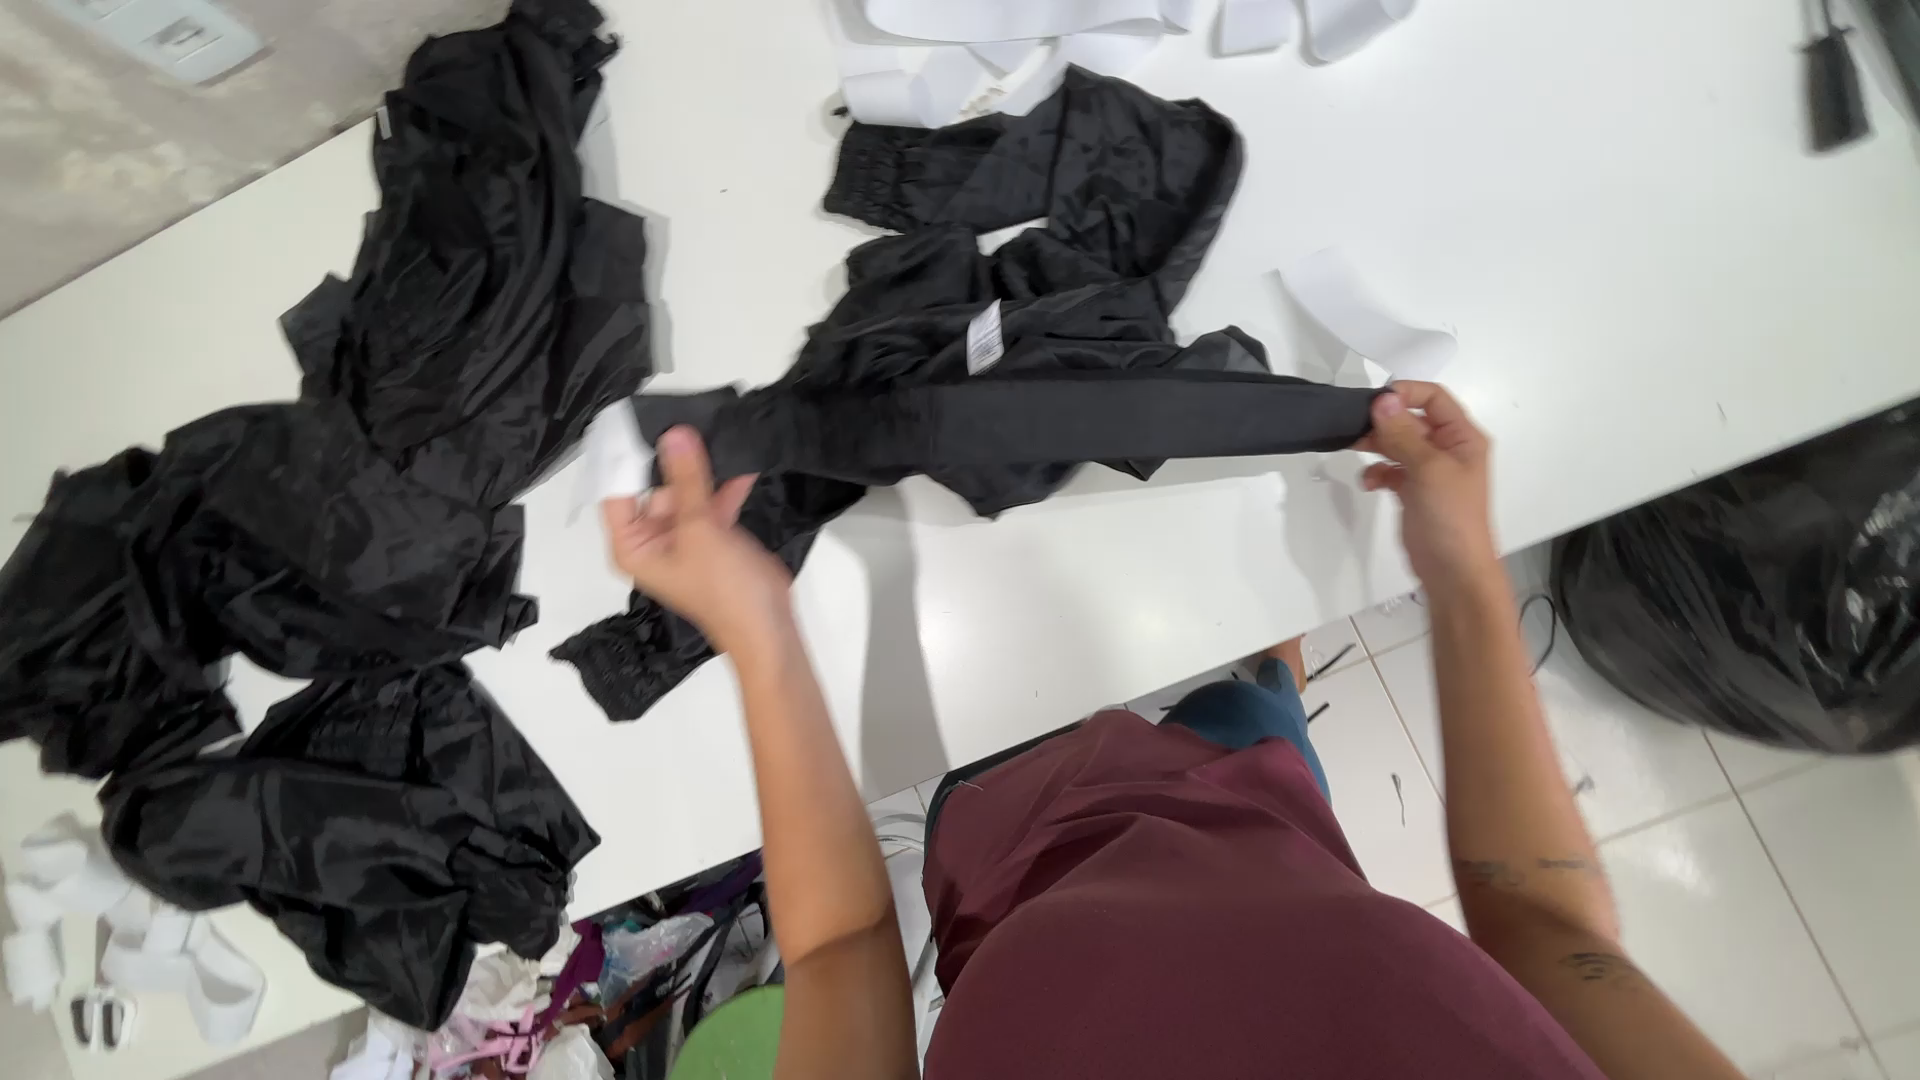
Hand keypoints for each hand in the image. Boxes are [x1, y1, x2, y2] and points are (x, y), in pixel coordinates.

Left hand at [601, 427, 795, 658]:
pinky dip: (726, 486)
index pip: (618, 490)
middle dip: (675, 459)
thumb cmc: (724, 588)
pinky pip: (713, 503)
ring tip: (718, 432)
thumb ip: (687, 480)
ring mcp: (686, 538)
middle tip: (691, 418)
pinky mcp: (715, 537)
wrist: (769, 627)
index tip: (642, 417)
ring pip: (688, 492)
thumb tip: (674, 435)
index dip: (627, 456)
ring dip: (704, 471)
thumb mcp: (701, 530)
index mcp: (632, 545)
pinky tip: (742, 462)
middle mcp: (653, 539)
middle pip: (655, 487)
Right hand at [1354, 381, 1498, 592]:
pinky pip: (1389, 470)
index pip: (1433, 398)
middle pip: (1410, 420)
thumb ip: (1403, 434)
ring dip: (1375, 446)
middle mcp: (1447, 449)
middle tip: (1352, 428)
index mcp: (1462, 437)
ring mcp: (1428, 471)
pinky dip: (1376, 473)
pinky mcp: (1412, 491)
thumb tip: (1381, 399)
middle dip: (1382, 422)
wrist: (1452, 569)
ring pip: (1396, 444)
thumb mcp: (1427, 469)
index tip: (1371, 403)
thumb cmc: (1450, 516)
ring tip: (1353, 450)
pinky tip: (1370, 484)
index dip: (1404, 394)